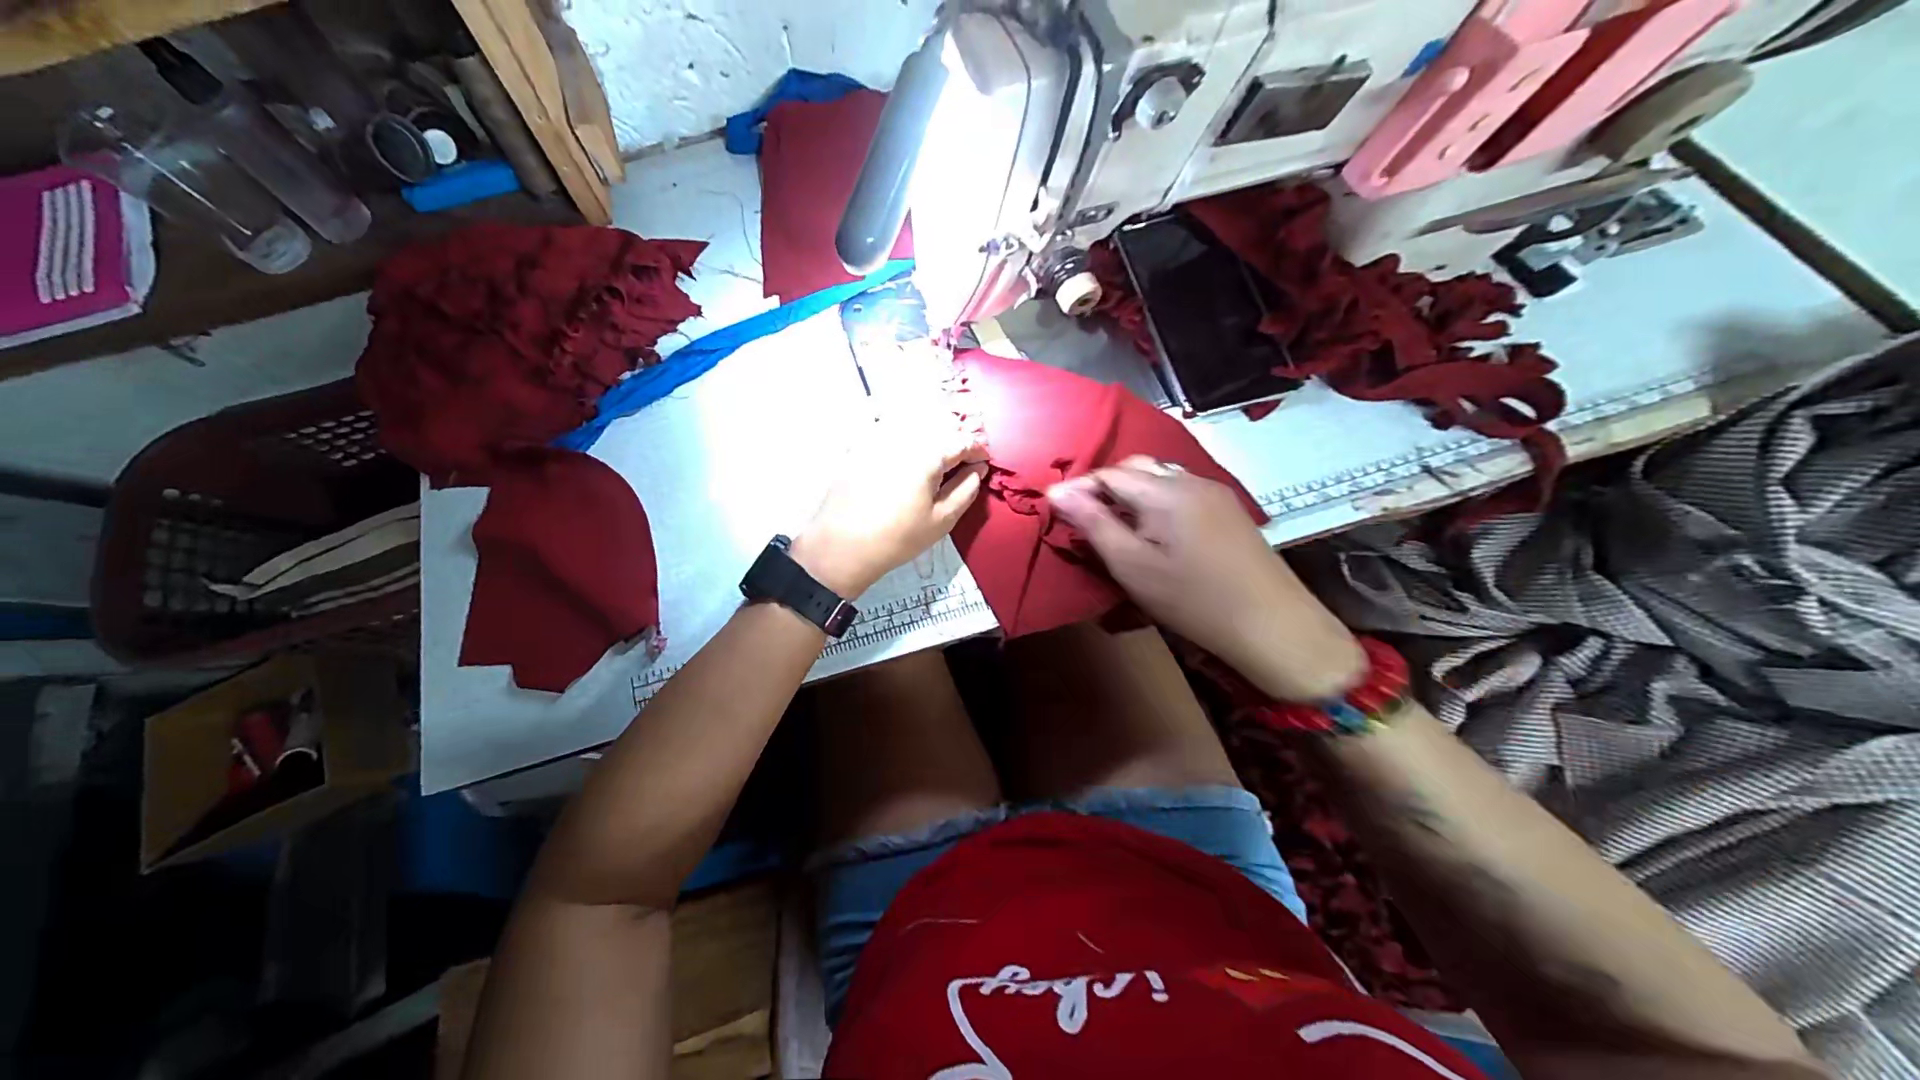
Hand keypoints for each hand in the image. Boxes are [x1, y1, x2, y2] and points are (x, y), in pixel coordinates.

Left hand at [790, 408, 988, 598]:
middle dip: (954, 440)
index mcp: (928, 454)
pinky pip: (885, 430)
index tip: (983, 462)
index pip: (962, 440)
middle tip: (961, 462)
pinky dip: (902, 437)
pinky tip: (902, 457)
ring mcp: (877, 439)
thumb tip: (977, 469)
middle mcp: (903, 437)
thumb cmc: (898, 538)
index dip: (977, 450)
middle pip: (938, 427)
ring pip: (912, 425)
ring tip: (933, 461)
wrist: (841, 546)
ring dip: (929, 436)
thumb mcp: (942, 519)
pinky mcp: (857, 447)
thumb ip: (966, 489)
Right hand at [1048, 456, 1364, 700]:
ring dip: (1132, 495)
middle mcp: (1191, 480)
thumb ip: (1093, 524)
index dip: (1079, 488)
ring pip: (1160, 478)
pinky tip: (1155, 533)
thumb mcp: (1131, 566)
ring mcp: (1215, 493)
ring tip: (1117, 527)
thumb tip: (1057, 491)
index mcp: (1164, 490)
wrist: (1272, 624)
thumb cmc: (1192, 600)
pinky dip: (1158, 503)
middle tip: (1086, 520)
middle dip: (1105, 487)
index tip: (1056, 510)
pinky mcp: (1229, 511)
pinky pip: (1182, 492)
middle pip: (1136, 468)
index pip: (1109, 473)